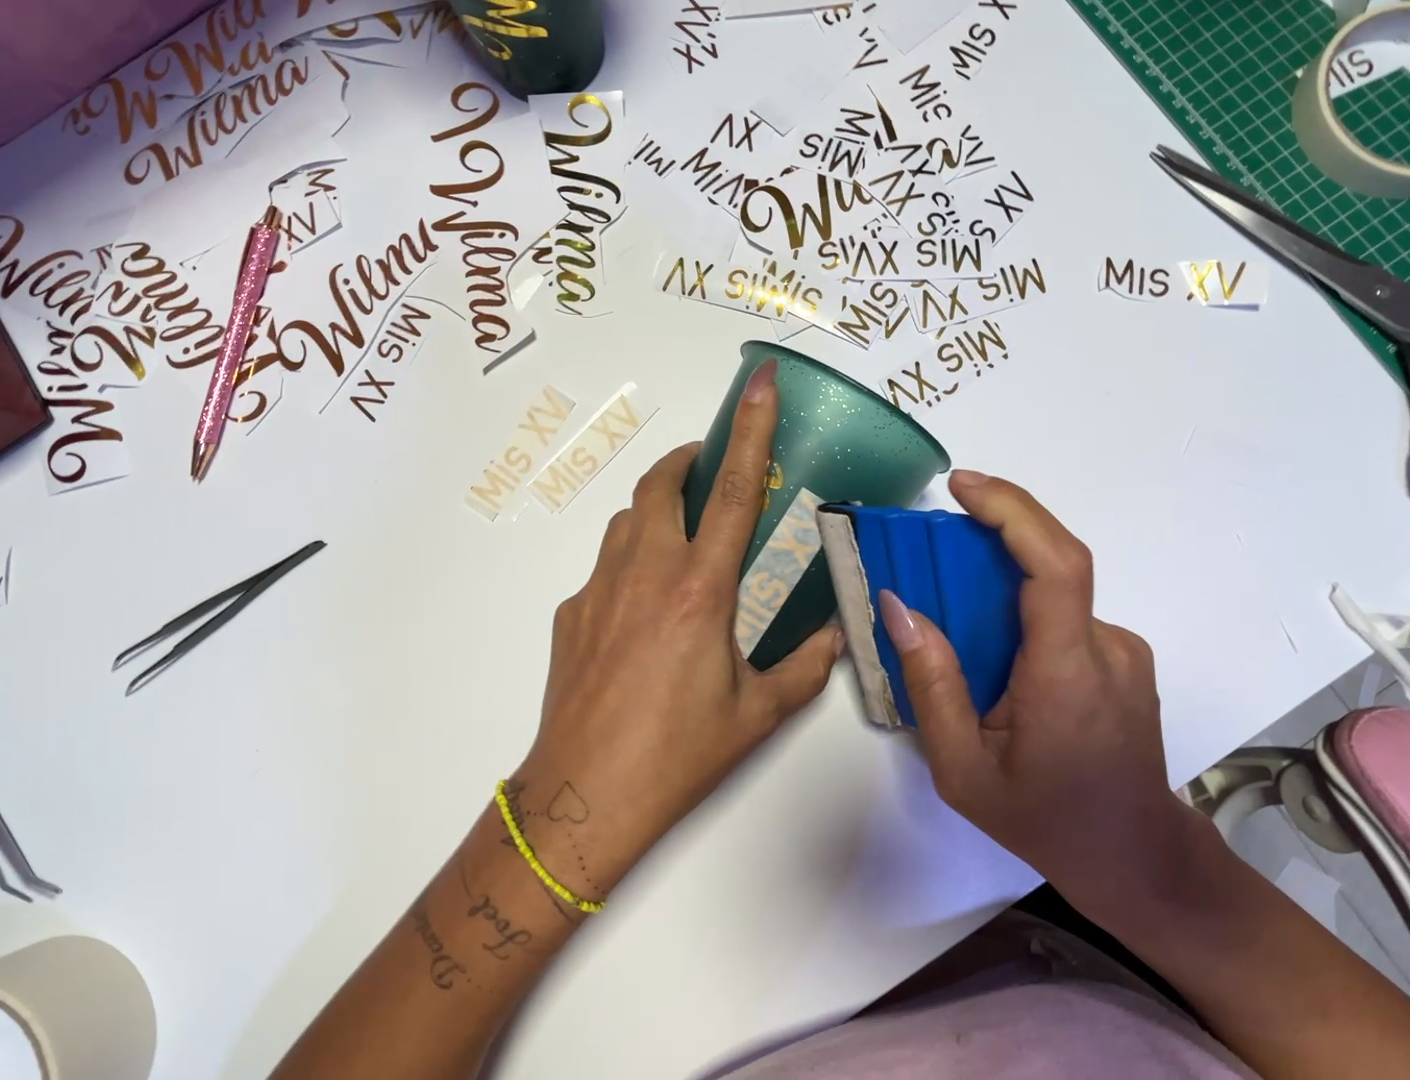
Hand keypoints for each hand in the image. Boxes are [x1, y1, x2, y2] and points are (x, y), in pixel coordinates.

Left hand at [511, 360, 841, 898]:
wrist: (585, 794)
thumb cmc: (678, 755)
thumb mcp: (757, 715)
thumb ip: (805, 668)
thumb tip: (838, 637)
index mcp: (699, 590)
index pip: (730, 491)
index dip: (749, 430)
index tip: (756, 383)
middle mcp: (644, 574)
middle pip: (659, 486)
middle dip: (686, 460)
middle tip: (708, 465)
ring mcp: (597, 590)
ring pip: (625, 521)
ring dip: (655, 510)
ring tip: (681, 536)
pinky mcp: (570, 615)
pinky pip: (604, 569)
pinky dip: (630, 564)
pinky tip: (644, 611)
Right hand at [878, 471, 1191, 908]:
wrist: (1136, 857)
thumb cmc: (1044, 819)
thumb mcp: (962, 769)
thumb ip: (931, 684)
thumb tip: (898, 607)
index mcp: (1067, 672)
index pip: (1055, 565)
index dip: (1012, 511)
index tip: (962, 487)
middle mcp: (1107, 648)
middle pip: (1054, 564)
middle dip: (993, 534)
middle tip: (935, 538)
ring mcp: (1122, 652)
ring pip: (1054, 594)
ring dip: (1003, 582)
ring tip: (951, 608)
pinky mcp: (1123, 660)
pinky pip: (1064, 617)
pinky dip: (1022, 611)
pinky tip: (992, 651)